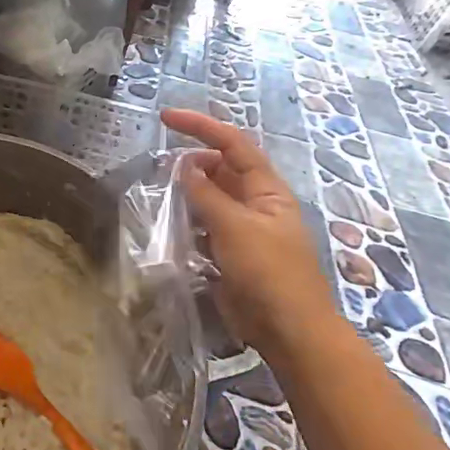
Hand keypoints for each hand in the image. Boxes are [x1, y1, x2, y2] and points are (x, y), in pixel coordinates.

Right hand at [161, 109, 338, 357]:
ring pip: (210, 200)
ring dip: (187, 198)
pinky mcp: (232, 254)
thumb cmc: (268, 272)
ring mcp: (244, 229)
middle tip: (160, 174)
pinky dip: (189, 226)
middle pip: (220, 170)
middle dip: (191, 166)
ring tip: (162, 203)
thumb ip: (206, 194)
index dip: (200, 126)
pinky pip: (205, 228)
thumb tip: (185, 166)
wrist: (289, 331)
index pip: (232, 144)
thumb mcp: (235, 226)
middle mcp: (256, 202)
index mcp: (266, 189)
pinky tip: (173, 233)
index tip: (165, 117)